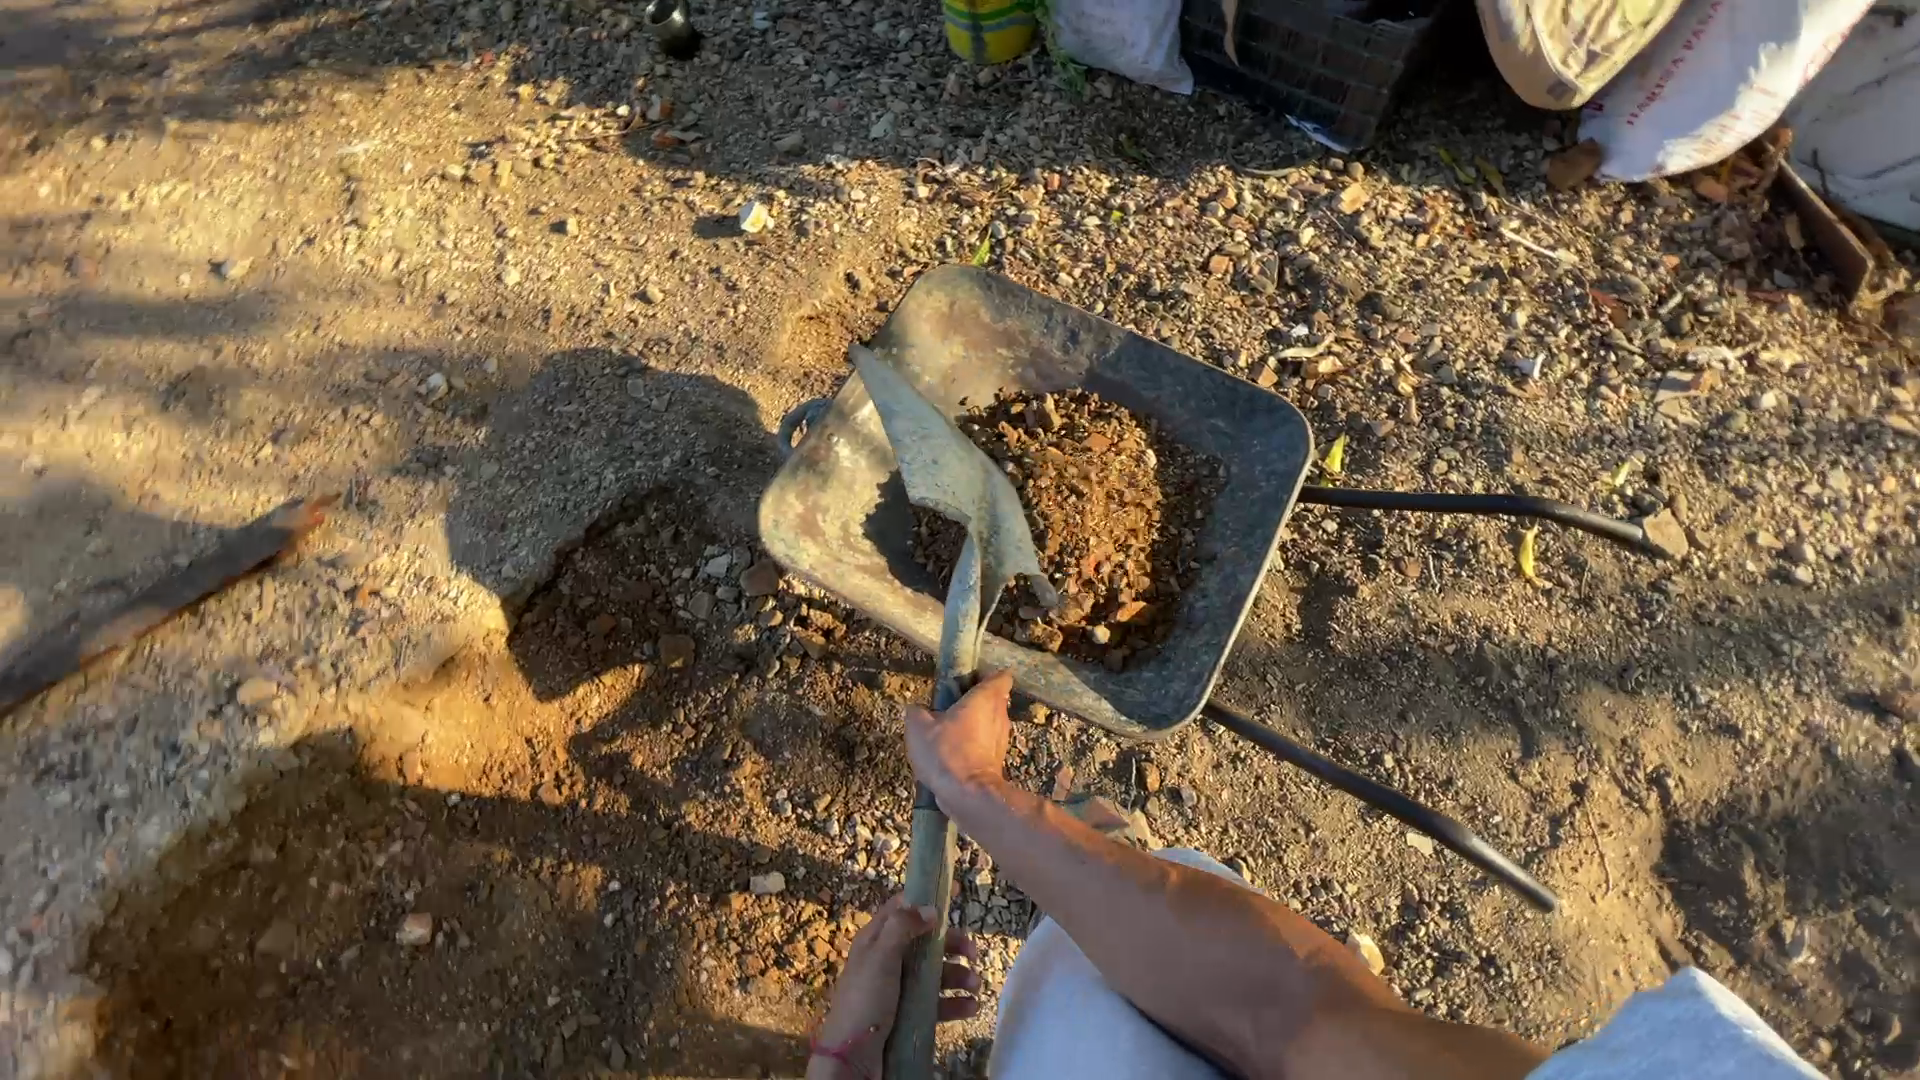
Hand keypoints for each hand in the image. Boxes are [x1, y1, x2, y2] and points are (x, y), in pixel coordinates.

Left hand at [811, 894, 981, 1077]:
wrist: (852, 1061)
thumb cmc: (865, 1000)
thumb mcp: (880, 956)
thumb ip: (903, 927)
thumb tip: (930, 909)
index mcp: (876, 940)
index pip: (901, 909)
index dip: (925, 899)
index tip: (953, 895)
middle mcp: (888, 960)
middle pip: (925, 942)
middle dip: (951, 944)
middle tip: (973, 953)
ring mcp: (899, 989)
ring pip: (934, 973)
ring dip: (958, 975)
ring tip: (975, 985)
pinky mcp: (908, 1015)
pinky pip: (936, 1003)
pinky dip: (955, 1003)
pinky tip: (971, 1006)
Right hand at [904, 671, 1012, 804]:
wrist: (967, 795)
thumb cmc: (946, 751)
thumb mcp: (918, 727)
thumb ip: (916, 712)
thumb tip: (916, 709)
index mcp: (986, 698)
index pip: (1000, 676)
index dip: (985, 676)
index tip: (967, 681)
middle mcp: (1000, 714)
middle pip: (993, 700)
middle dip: (974, 702)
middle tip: (950, 707)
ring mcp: (1002, 739)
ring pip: (989, 723)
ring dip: (973, 726)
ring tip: (947, 734)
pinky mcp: (998, 760)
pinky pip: (986, 745)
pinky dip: (973, 746)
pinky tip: (952, 755)